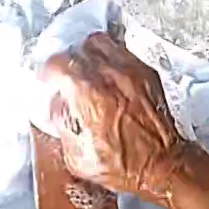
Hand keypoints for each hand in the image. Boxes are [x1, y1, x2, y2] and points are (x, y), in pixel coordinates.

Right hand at [39, 33, 191, 201]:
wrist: (161, 164)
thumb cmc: (124, 165)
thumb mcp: (77, 157)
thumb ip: (61, 124)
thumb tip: (56, 104)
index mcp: (89, 96)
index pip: (59, 63)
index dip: (48, 69)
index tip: (47, 77)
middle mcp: (110, 77)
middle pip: (79, 49)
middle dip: (67, 61)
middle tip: (65, 74)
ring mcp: (130, 71)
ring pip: (101, 43)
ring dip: (88, 53)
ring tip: (86, 67)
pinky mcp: (145, 72)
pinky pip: (121, 51)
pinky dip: (110, 56)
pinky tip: (108, 72)